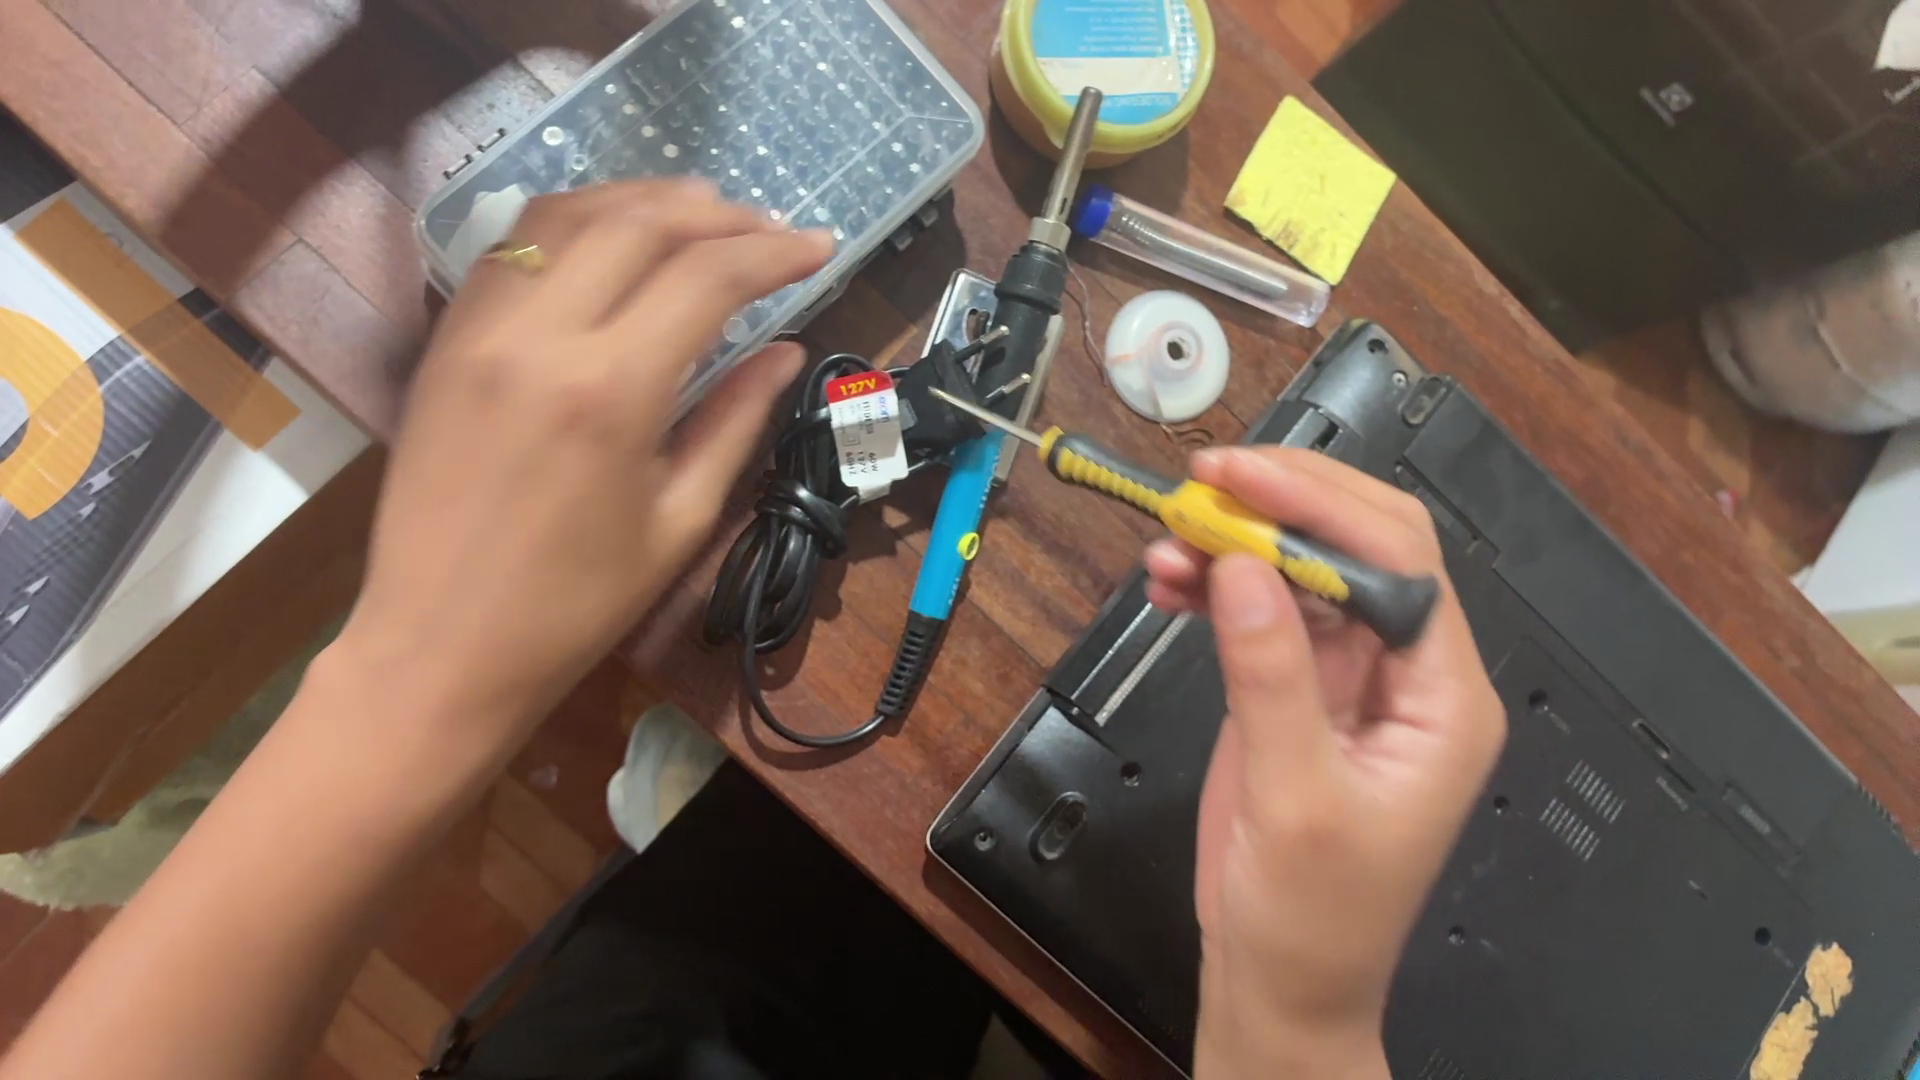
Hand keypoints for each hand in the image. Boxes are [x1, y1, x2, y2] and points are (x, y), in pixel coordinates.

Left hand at [335, 179, 830, 734]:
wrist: (442, 643)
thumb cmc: (580, 601)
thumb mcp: (682, 517)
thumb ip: (738, 420)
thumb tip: (787, 352)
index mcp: (611, 391)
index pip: (706, 279)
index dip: (774, 253)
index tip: (820, 246)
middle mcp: (539, 336)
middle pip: (639, 224)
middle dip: (718, 215)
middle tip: (770, 228)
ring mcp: (479, 329)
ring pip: (567, 214)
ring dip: (645, 201)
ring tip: (704, 213)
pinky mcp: (447, 340)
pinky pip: (514, 245)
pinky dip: (579, 222)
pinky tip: (617, 238)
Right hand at [1144, 448, 1505, 1078]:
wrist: (1277, 972)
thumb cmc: (1310, 909)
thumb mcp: (1296, 798)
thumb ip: (1273, 677)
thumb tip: (1240, 566)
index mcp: (1441, 694)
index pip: (1396, 560)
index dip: (1318, 504)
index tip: (1232, 476)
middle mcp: (1403, 668)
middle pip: (1355, 546)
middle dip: (1280, 505)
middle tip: (1199, 483)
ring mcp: (1345, 673)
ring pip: (1298, 572)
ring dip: (1233, 545)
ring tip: (1164, 544)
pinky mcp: (1293, 685)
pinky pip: (1257, 611)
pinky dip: (1213, 587)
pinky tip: (1168, 584)